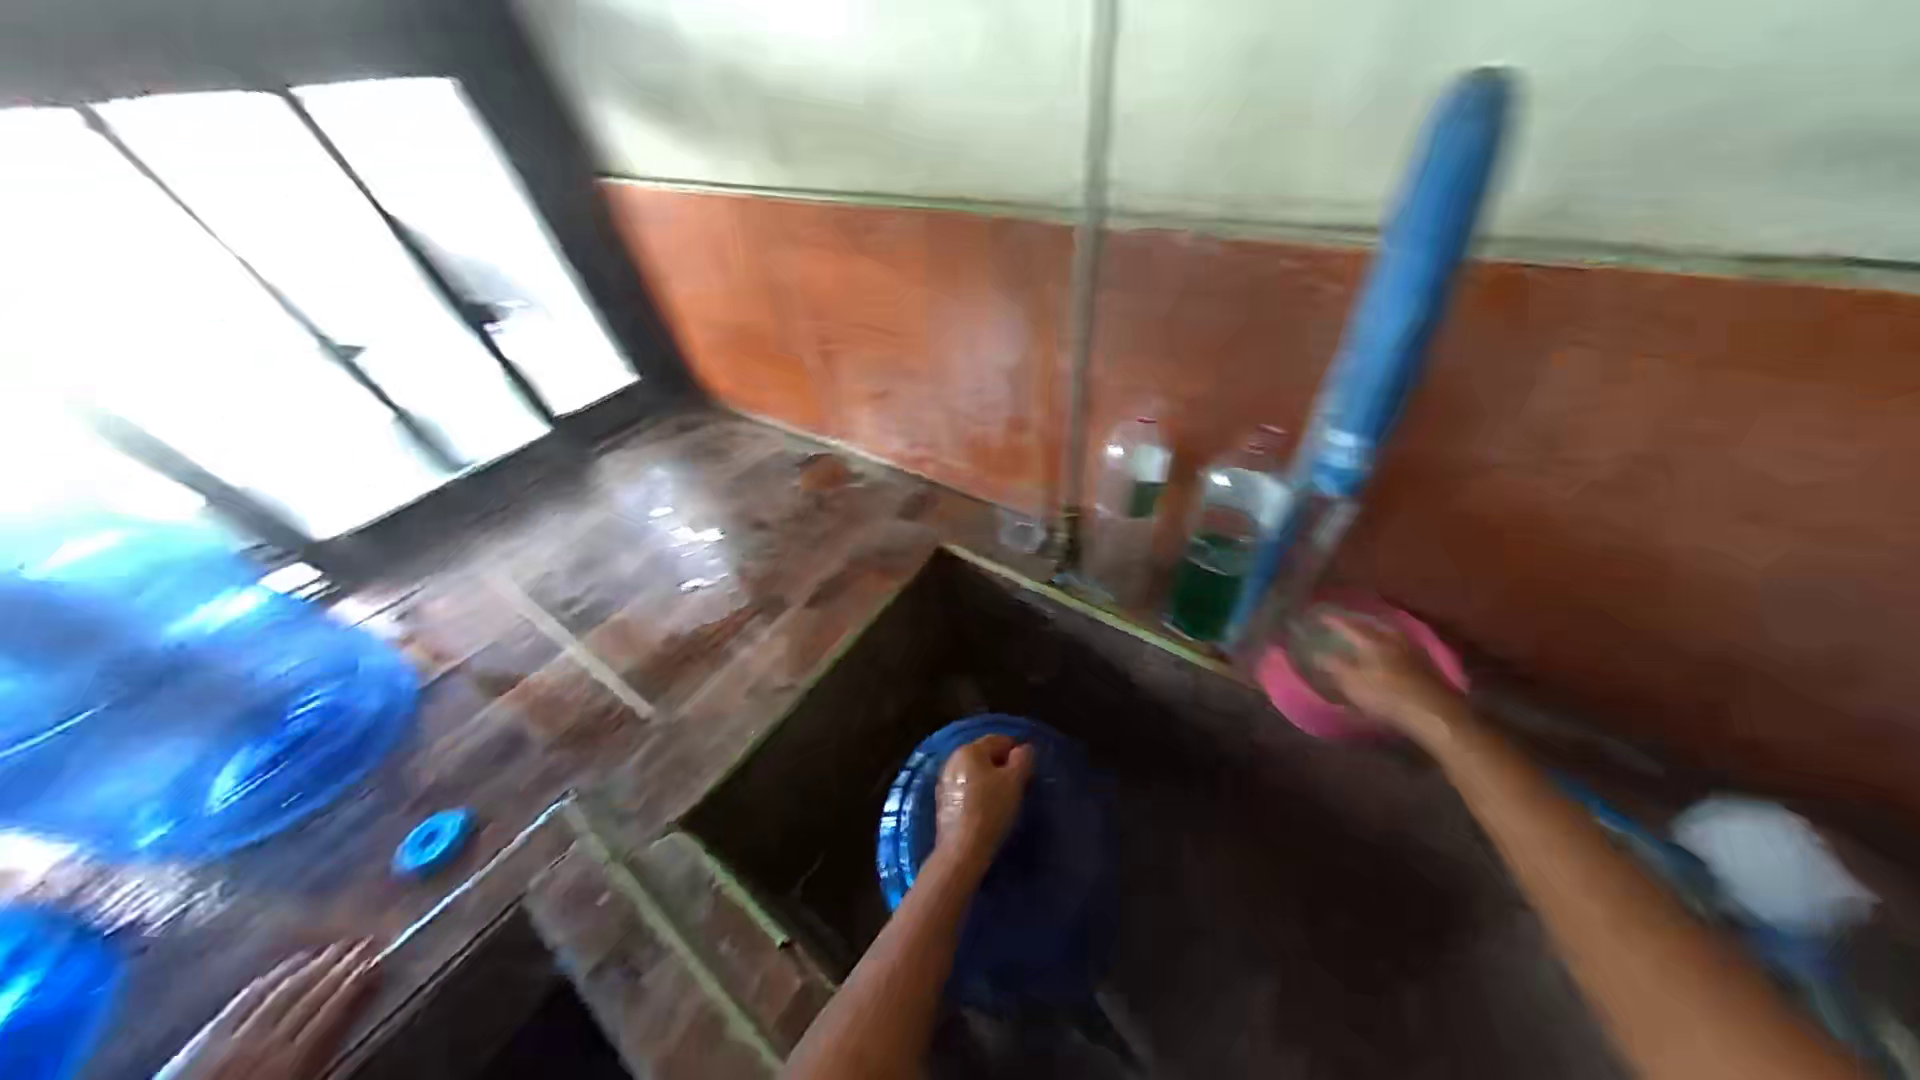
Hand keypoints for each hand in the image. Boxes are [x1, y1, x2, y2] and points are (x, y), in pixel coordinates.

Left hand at [155, 941, 379, 1079]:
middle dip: (345, 965)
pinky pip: (248, 997)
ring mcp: (234, 1037)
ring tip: (339, 945)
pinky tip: (293, 961)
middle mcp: (267, 1043)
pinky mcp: (206, 1036)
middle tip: (368, 941)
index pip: (335, 1008)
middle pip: (314, 994)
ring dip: (317, 963)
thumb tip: (353, 1017)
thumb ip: (321, 1058)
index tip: (380, 958)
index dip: (359, 980)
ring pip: (286, 990)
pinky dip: (275, 975)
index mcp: (292, 1062)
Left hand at [935, 735, 1035, 870]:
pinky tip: (988, 810)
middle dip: (1004, 767)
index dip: (1018, 752)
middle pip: (985, 756)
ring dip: (991, 780)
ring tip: (1005, 800)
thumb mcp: (1015, 781)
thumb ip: (1023, 759)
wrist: (962, 849)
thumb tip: (1023, 749)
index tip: (1029, 771)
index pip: (999, 740)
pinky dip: (979, 793)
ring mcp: (945, 781)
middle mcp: (952, 760)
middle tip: (1020, 786)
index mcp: (969, 750)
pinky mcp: (943, 801)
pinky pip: (967, 788)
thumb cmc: (991, 809)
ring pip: (976, 773)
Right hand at [1315, 612, 1468, 743]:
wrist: (1435, 715)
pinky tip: (1391, 651)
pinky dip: (1392, 645)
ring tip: (1370, 634)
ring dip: (1379, 632)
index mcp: (1373, 641)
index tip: (1320, 615)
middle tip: (1348, 621)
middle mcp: (1394, 640)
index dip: (1333, 621)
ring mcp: (1414, 652)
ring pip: (1392, 635)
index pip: (1349, 626)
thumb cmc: (1387, 697)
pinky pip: (1403, 646)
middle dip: (1359, 623)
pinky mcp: (1427, 666)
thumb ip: (1333, 666)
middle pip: (1375, 626)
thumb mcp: (1352, 683)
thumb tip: (1317, 653)